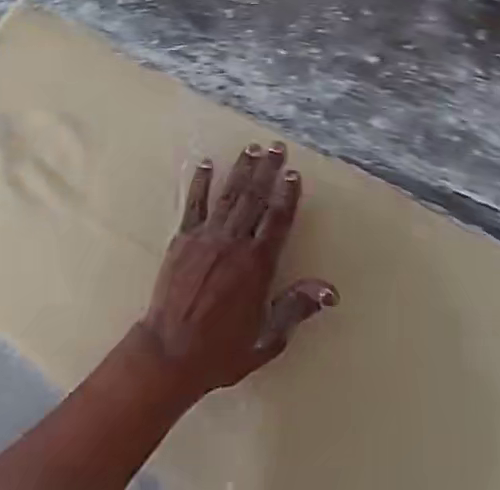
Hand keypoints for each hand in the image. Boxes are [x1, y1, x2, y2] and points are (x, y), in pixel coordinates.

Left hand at [132, 142, 336, 403]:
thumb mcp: (266, 338)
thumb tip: (330, 291)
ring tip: (251, 148)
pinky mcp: (182, 239)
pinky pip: (194, 204)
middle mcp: (233, 244)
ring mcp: (205, 237)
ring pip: (228, 195)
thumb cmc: (221, 350)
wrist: (169, 353)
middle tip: (276, 146)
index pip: (277, 220)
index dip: (287, 195)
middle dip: (267, 170)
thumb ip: (295, 308)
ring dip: (241, 170)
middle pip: (254, 199)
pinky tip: (206, 163)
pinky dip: (200, 182)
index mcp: (256, 265)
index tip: (293, 173)